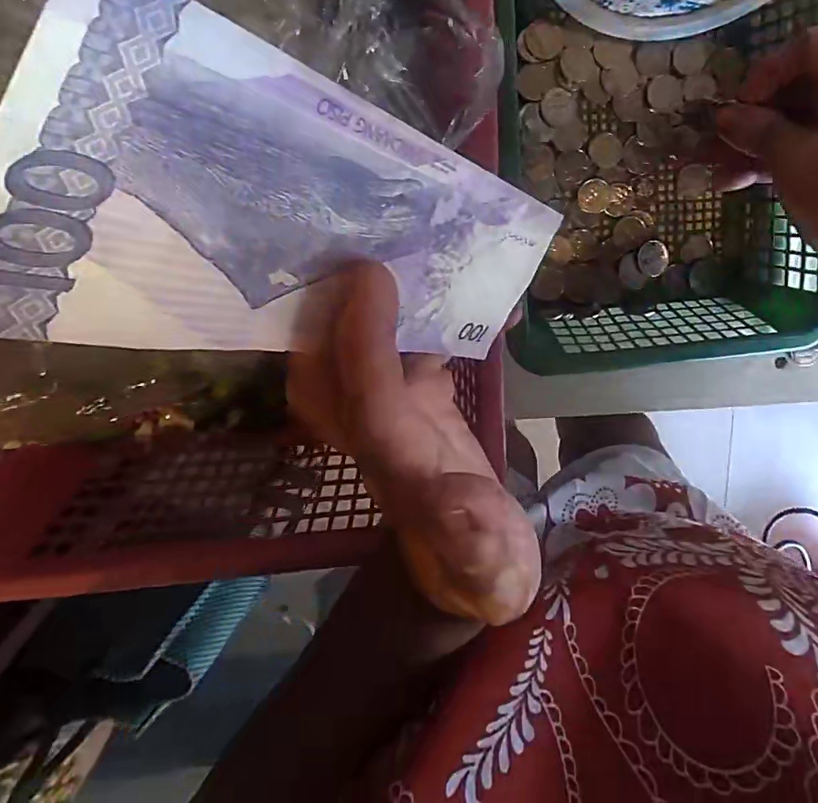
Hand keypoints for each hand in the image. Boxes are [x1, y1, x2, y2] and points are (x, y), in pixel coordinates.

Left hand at [288, 263, 540, 625]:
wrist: (478, 574)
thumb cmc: (484, 571)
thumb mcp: (490, 569)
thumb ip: (475, 543)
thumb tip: (456, 505)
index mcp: (399, 467)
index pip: (364, 395)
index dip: (362, 336)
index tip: (371, 275)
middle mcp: (380, 435)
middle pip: (327, 369)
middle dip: (327, 310)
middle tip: (352, 242)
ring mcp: (394, 418)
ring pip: (353, 355)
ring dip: (360, 305)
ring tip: (389, 246)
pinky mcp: (415, 408)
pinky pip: (401, 351)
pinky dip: (412, 316)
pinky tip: (443, 284)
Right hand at [714, 26, 817, 317]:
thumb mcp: (797, 163)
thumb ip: (757, 130)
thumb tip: (725, 116)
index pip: (813, 47)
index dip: (765, 72)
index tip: (736, 107)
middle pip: (811, 86)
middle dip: (758, 115)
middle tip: (719, 141)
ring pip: (815, 122)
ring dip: (765, 143)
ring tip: (719, 171)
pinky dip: (791, 160)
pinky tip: (745, 182)